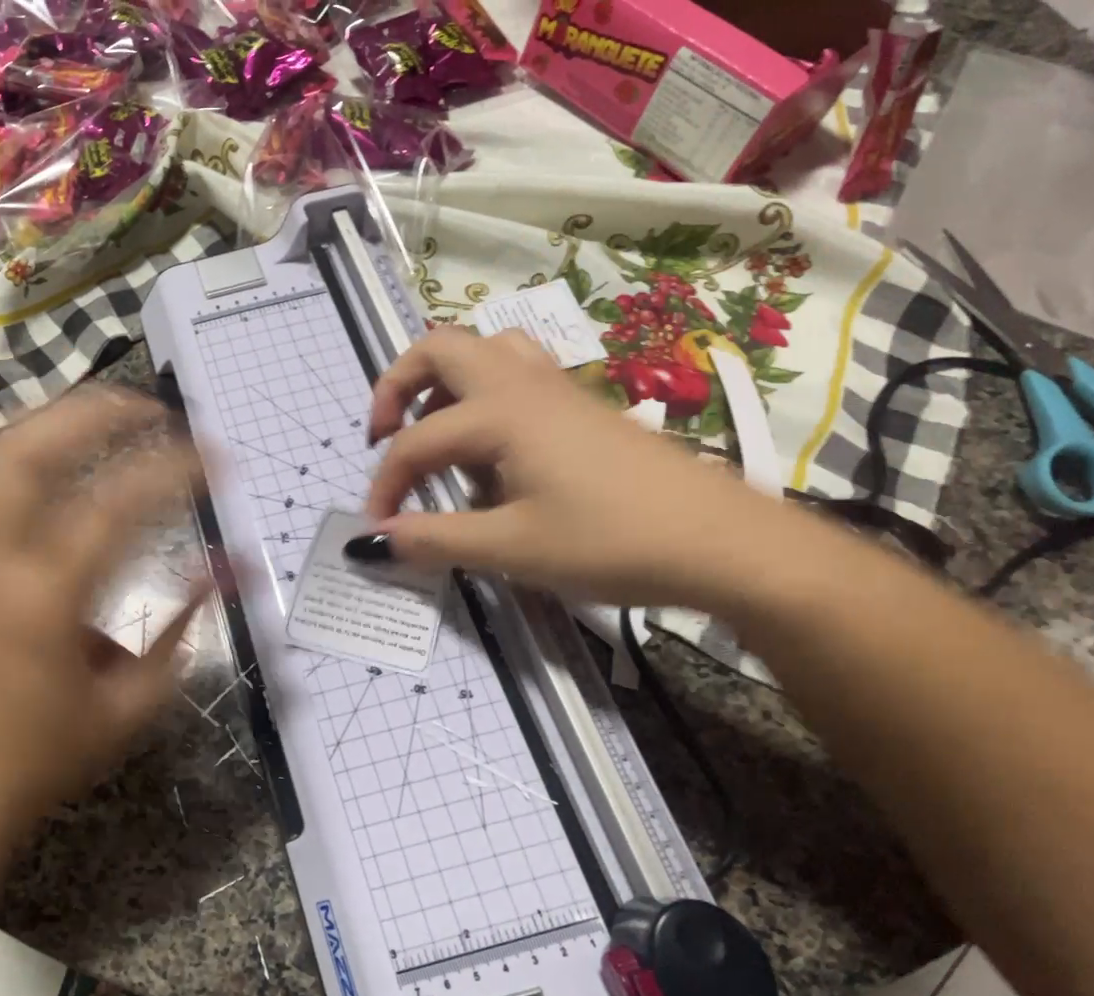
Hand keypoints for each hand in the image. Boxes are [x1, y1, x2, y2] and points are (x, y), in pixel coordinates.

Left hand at [0, 389, 206, 827]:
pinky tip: (67, 453)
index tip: (218, 456)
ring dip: (52, 422)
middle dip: (90, 415)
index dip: (170, 471)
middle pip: (26, 455)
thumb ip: (182, 624)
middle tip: (152, 407)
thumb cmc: (47, 755)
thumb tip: (234, 567)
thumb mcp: (131, 702)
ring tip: (109, 413)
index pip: (112, 508)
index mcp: (44, 601)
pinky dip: (29, 450)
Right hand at [358, 327, 805, 610]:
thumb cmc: (611, 542)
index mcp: (500, 414)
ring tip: (436, 433)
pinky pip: (516, 373)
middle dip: (397, 384)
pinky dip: (484, 394)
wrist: (721, 540)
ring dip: (444, 381)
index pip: (415, 442)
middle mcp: (523, 384)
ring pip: (485, 349)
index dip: (385, 485)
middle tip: (385, 435)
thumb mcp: (512, 550)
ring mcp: (558, 389)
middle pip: (441, 348)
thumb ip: (435, 540)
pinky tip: (494, 450)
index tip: (379, 530)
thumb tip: (373, 542)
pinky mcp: (583, 406)